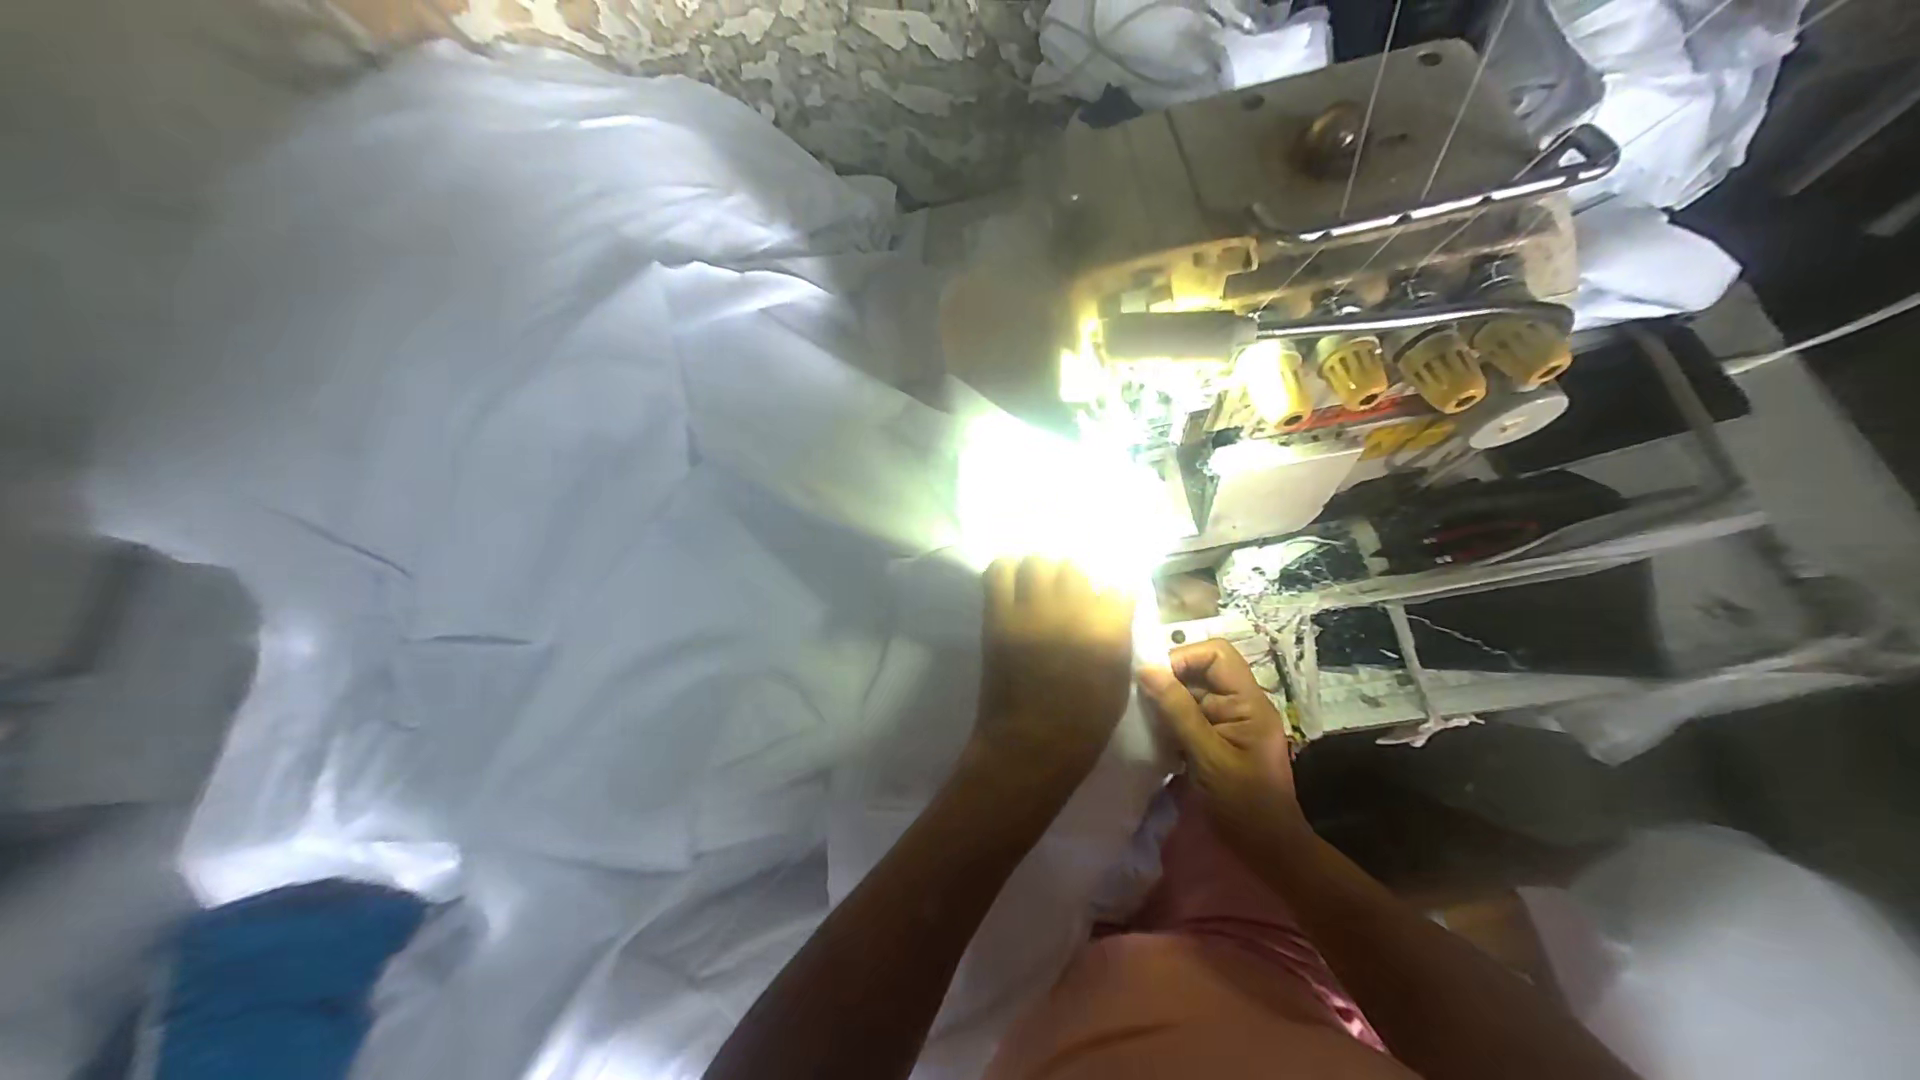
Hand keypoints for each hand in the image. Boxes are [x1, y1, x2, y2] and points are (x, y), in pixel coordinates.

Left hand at [971, 557, 1136, 793]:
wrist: (1031, 743)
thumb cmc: (1084, 722)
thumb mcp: (1118, 679)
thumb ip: (1118, 637)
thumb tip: (1113, 609)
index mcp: (1108, 627)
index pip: (1117, 585)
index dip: (1112, 593)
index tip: (1106, 601)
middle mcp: (1072, 607)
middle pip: (1075, 566)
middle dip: (1075, 578)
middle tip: (1069, 595)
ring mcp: (1032, 609)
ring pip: (1037, 561)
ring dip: (1042, 571)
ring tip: (1040, 588)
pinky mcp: (999, 615)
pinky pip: (999, 572)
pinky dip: (1006, 570)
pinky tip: (1013, 585)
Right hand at [1138, 638, 1307, 850]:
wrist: (1267, 850)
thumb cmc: (1243, 804)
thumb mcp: (1208, 756)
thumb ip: (1178, 710)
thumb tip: (1147, 669)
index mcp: (1249, 702)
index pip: (1217, 654)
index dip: (1184, 657)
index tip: (1155, 678)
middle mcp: (1240, 705)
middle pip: (1201, 671)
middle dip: (1170, 680)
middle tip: (1142, 699)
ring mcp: (1228, 723)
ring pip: (1191, 693)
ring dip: (1167, 702)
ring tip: (1145, 717)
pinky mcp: (1216, 740)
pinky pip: (1189, 716)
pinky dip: (1170, 720)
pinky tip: (1155, 735)